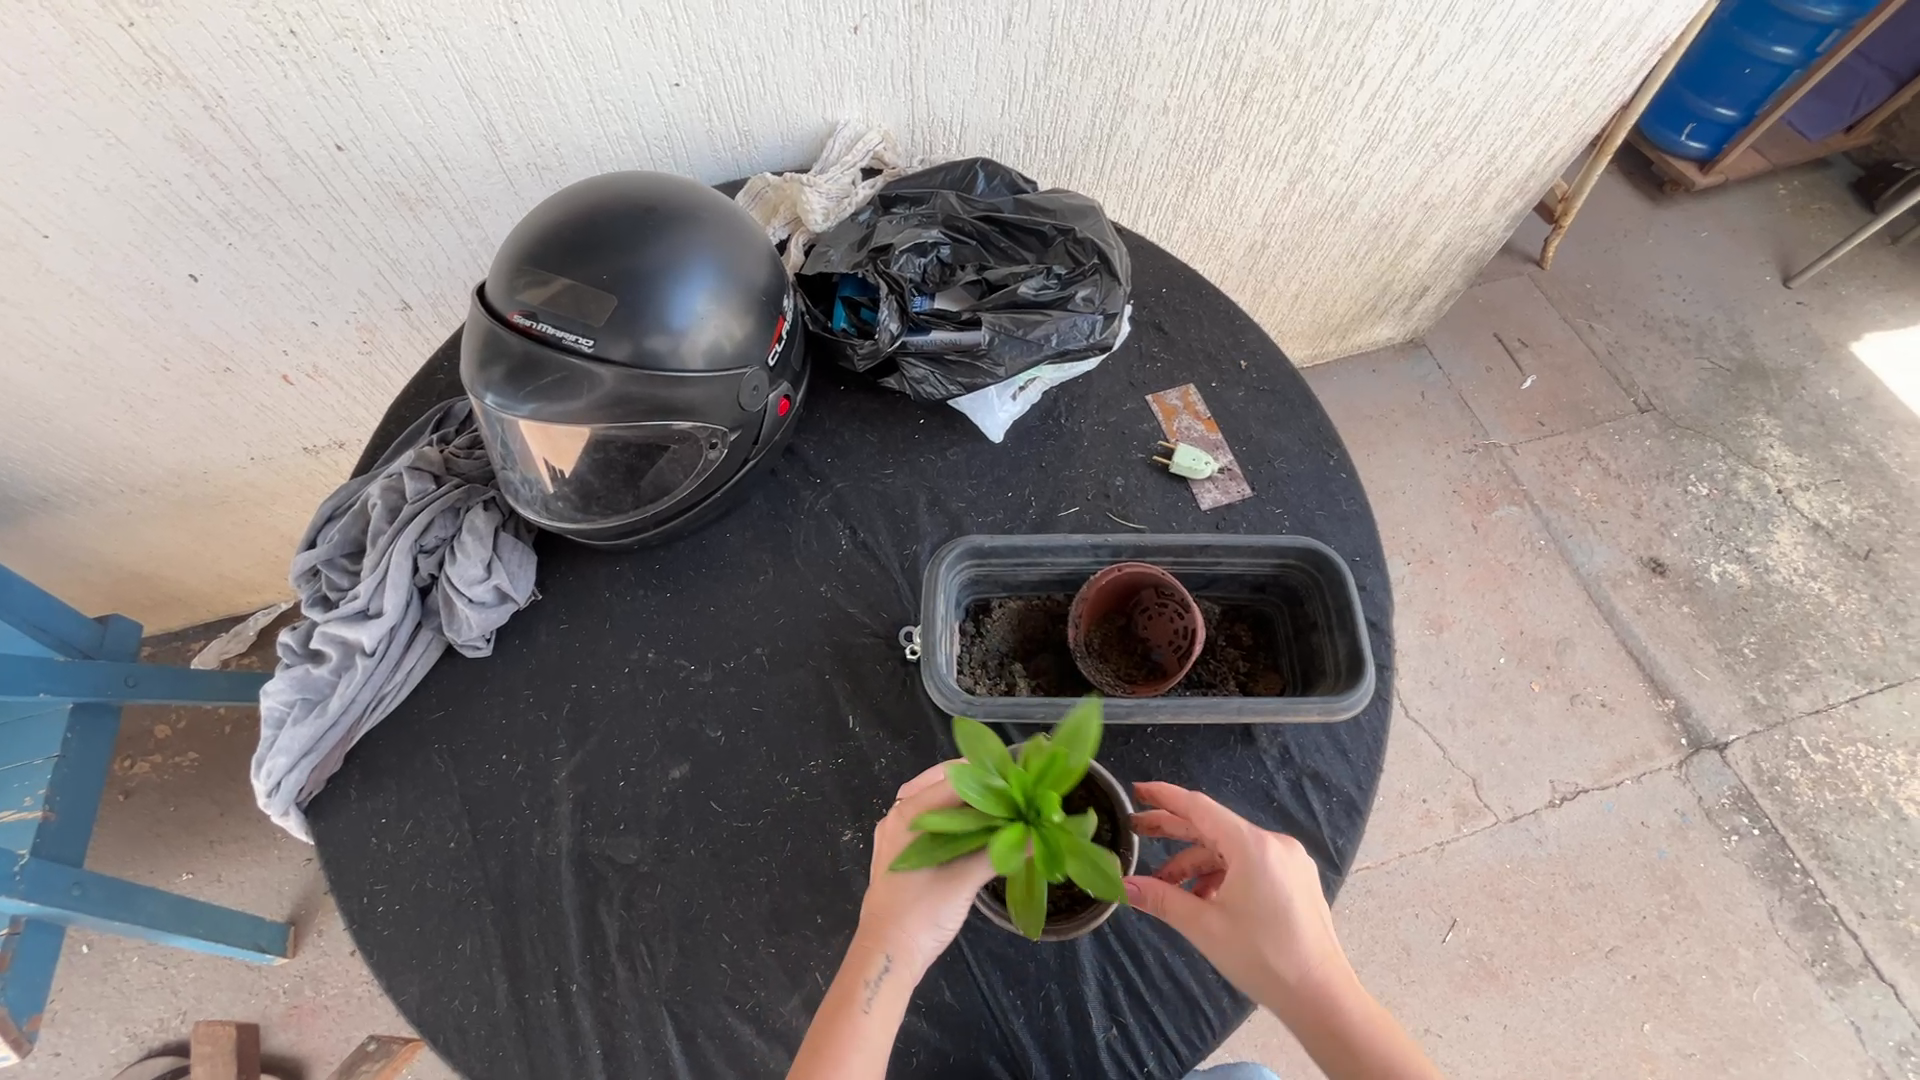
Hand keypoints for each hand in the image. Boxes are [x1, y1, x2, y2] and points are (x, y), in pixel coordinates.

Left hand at [855, 761, 997, 977]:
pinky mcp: (897, 849)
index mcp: (910, 812)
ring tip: (994, 804)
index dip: (987, 777)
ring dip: (960, 798)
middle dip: (974, 781)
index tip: (1017, 782)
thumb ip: (998, 853)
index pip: (954, 778)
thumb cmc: (921, 913)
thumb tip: (1036, 836)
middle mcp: (899, 814)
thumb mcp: (964, 881)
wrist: (886, 954)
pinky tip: (970, 828)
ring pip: (931, 798)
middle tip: (1008, 790)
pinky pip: (925, 818)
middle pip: (940, 781)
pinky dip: (948, 815)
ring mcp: (895, 831)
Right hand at [1123, 781, 1354, 1016]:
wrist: (1324, 1000)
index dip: (1165, 797)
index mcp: (1252, 845)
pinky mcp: (1295, 880)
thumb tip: (1123, 885)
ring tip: (1167, 885)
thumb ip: (1161, 898)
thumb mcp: (1204, 926)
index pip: (1199, 807)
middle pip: (1213, 826)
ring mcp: (1288, 861)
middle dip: (1173, 830)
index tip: (1138, 790)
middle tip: (1136, 829)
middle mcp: (1273, 844)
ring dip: (1196, 863)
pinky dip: (1221, 875)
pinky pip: (1248, 864)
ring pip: (1229, 850)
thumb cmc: (1263, 959)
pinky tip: (1203, 899)